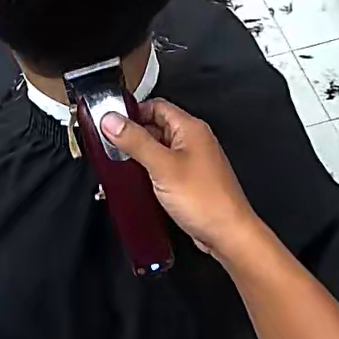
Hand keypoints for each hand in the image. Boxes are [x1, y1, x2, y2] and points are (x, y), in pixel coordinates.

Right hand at [101, 100, 267, 260]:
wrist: (227, 233)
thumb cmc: (208, 201)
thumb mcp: (163, 166)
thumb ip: (136, 141)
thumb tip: (113, 121)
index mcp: (191, 129)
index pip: (156, 105)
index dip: (132, 110)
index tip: (111, 122)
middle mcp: (194, 141)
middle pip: (156, 126)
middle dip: (133, 134)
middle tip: (112, 145)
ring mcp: (192, 161)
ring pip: (159, 148)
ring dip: (140, 155)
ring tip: (123, 165)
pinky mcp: (189, 180)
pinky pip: (164, 167)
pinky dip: (149, 171)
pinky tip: (139, 182)